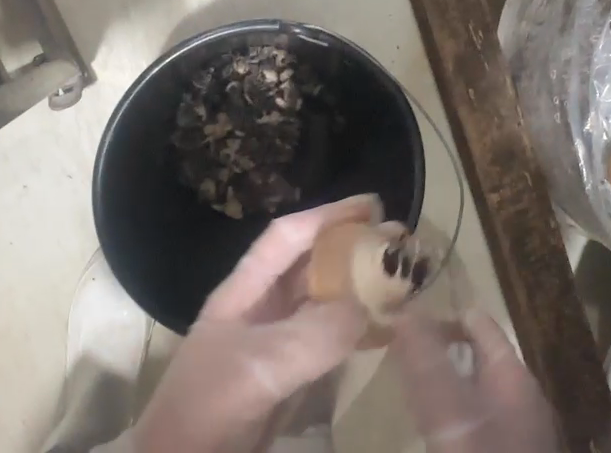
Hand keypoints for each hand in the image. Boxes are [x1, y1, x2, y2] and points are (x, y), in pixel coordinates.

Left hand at [133, 195, 378, 452]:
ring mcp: (275, 344)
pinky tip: (385, 330)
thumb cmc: (209, 404)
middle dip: (352, 250)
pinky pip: (329, 342)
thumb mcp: (257, 365)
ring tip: (401, 282)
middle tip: (398, 245)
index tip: (372, 206)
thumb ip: (312, 335)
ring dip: (359, 290)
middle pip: (311, 266)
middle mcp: (262, 309)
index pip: (287, 237)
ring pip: (323, 303)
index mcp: (244, 291)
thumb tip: (366, 308)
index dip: (327, 215)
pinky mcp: (288, 378)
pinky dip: (357, 332)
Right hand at [390, 311, 559, 452]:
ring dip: (448, 384)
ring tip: (412, 388)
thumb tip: (405, 310)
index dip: (443, 316)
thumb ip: (426, 359)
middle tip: (400, 353)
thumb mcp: (446, 408)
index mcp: (513, 374)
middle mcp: (522, 396)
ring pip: (480, 391)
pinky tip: (435, 430)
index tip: (404, 318)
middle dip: (442, 350)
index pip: (478, 323)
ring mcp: (520, 433)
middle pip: (480, 356)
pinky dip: (457, 416)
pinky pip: (482, 423)